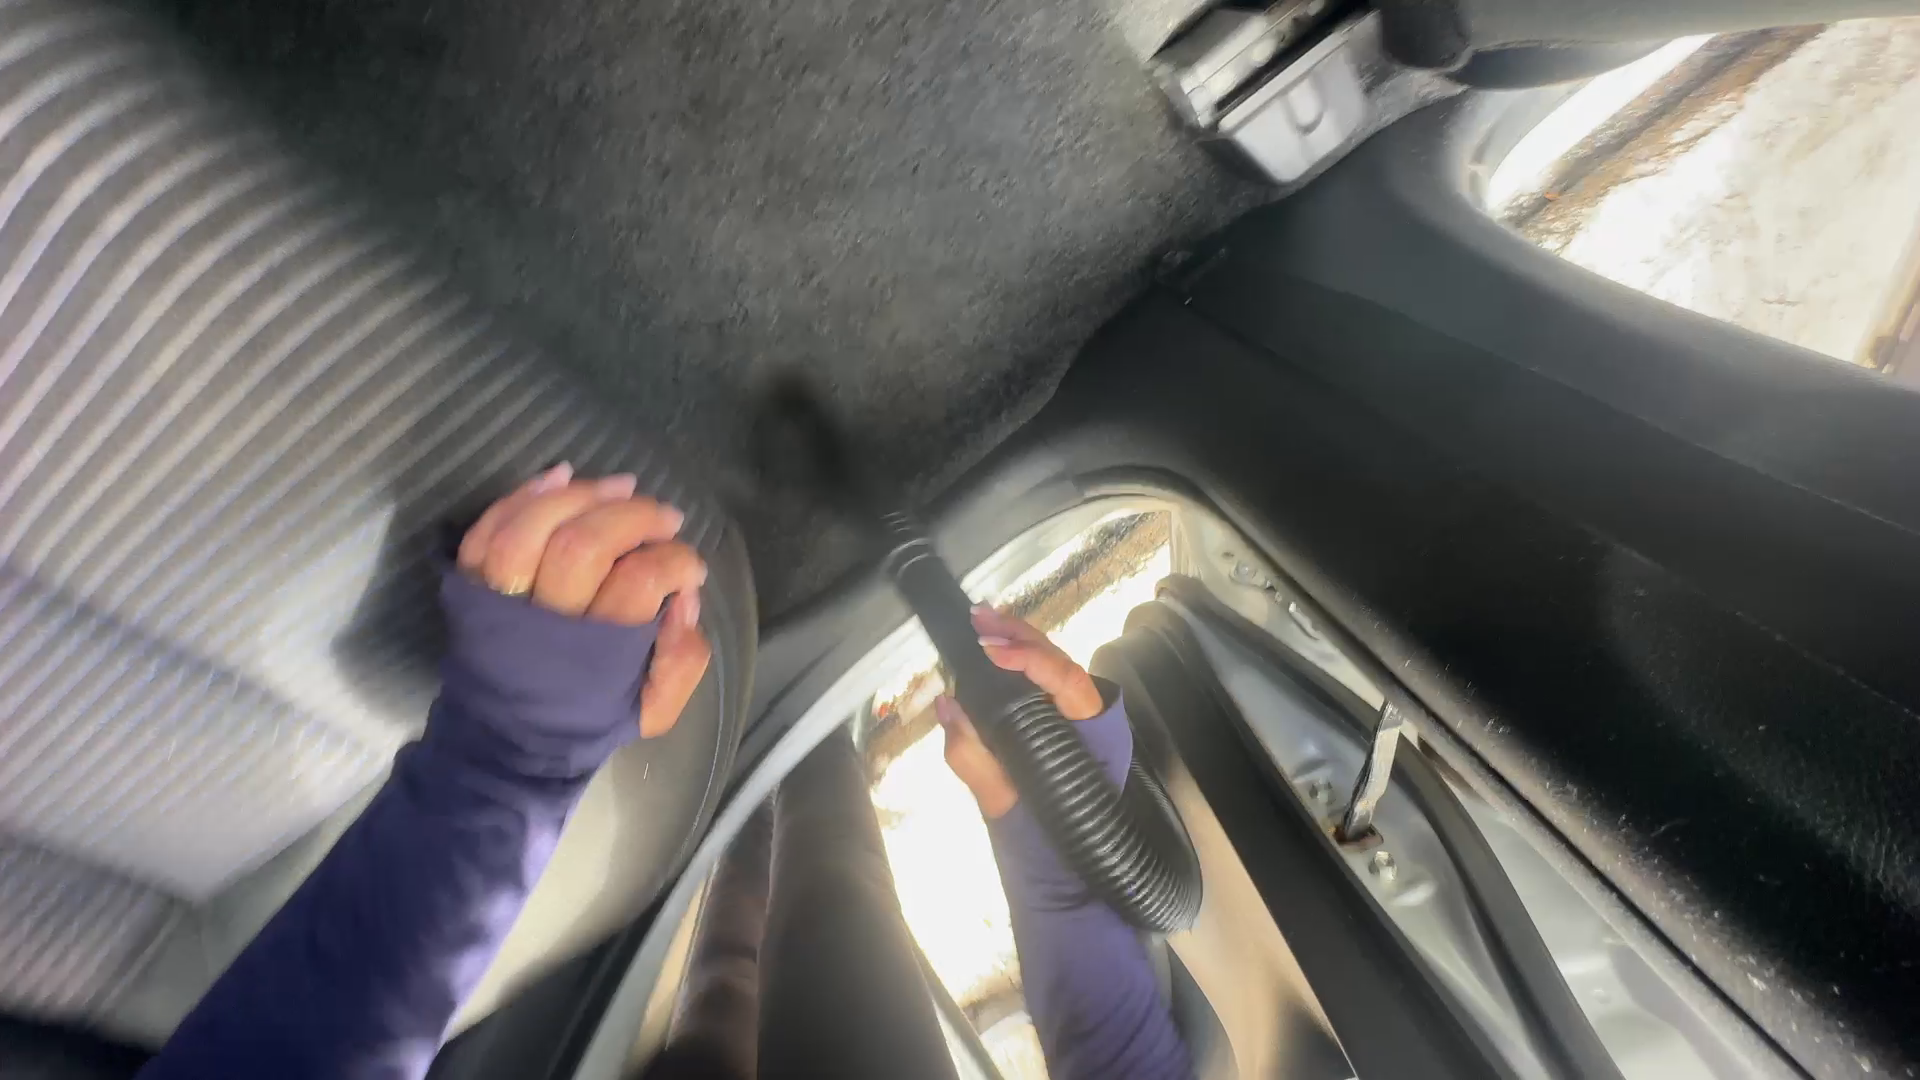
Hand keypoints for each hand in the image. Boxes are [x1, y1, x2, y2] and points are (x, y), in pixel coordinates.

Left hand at [457, 463, 711, 736]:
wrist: (512, 739)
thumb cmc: (593, 715)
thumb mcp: (656, 708)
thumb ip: (684, 660)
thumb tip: (685, 600)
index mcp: (597, 652)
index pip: (641, 581)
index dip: (675, 561)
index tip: (692, 568)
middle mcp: (547, 620)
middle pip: (585, 544)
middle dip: (634, 517)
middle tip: (667, 517)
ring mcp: (502, 600)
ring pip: (533, 528)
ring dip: (582, 497)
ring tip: (622, 487)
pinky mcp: (472, 586)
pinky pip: (489, 530)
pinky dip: (524, 495)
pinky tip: (562, 475)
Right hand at [936, 607, 1102, 818]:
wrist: (1063, 857)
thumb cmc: (1039, 831)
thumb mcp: (1003, 801)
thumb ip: (973, 758)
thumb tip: (946, 705)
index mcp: (1087, 728)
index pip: (1064, 677)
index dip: (1029, 658)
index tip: (990, 650)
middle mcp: (1083, 710)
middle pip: (1055, 656)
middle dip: (1016, 633)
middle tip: (977, 618)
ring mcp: (1069, 708)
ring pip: (1047, 658)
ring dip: (1012, 636)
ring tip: (979, 620)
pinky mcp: (1053, 710)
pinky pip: (1036, 672)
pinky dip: (1013, 653)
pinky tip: (990, 641)